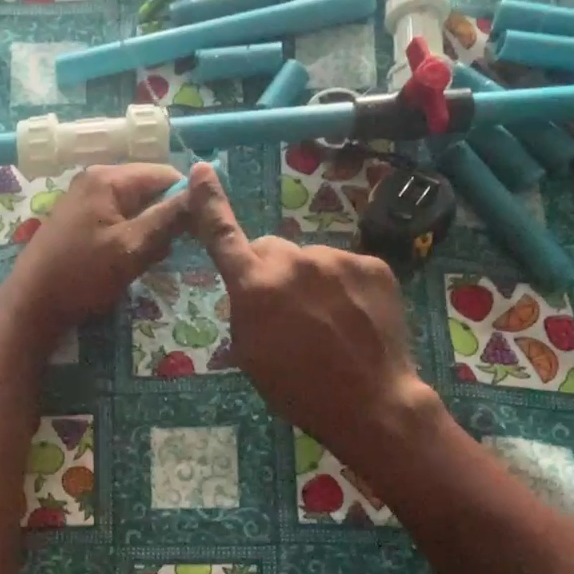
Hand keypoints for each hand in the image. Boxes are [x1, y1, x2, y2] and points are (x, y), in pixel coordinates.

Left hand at [0, 164, 188, 341]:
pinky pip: (118, 222)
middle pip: (150, 190)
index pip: (165, 174)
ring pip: (136, 210)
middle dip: (165, 220)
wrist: (32, 304)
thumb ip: (168, 218)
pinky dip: (130, 241)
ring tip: (144, 262)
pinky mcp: (80, 222)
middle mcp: (95, 180)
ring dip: (148, 235)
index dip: (186, 199)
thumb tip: (204, 191)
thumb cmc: (82, 275)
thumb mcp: (131, 247)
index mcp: (108, 178)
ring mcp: (85, 201)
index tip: (198, 231)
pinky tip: (127, 264)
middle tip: (165, 253)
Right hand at [188, 162, 437, 458]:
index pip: (224, 235)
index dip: (209, 203)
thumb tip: (252, 286)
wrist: (371, 402)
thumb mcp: (250, 353)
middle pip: (271, 250)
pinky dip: (344, 288)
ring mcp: (338, 259)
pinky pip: (345, 268)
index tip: (201, 171)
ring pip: (310, 262)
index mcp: (255, 286)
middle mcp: (295, 261)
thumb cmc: (297, 388)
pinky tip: (353, 319)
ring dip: (311, 283)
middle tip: (285, 314)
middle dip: (270, 272)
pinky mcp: (373, 265)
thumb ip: (244, 307)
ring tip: (327, 325)